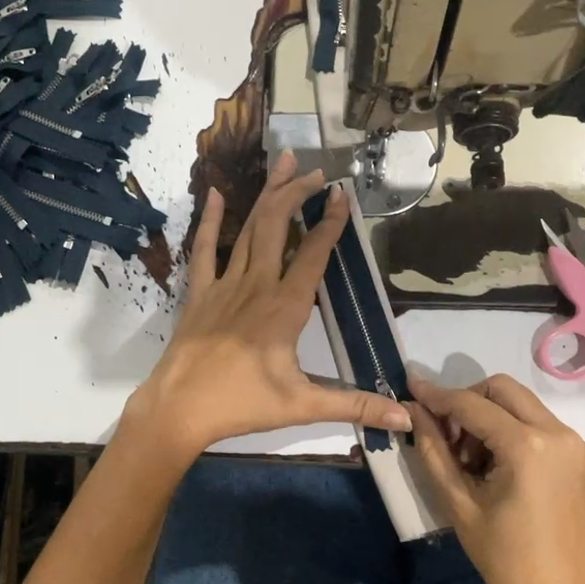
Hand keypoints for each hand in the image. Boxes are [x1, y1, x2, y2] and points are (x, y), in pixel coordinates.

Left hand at [123, 152, 412, 458]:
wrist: (178, 409)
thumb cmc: (241, 406)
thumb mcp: (303, 407)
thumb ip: (356, 406)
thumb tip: (406, 417)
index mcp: (284, 308)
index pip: (314, 255)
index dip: (331, 223)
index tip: (344, 195)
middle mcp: (255, 286)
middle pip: (278, 227)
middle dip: (297, 194)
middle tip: (316, 173)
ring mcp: (223, 286)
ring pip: (248, 230)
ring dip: (267, 196)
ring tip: (284, 165)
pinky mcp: (198, 294)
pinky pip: (204, 250)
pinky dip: (211, 220)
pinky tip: (217, 194)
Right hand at [409, 374, 584, 583]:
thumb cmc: (506, 557)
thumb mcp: (459, 504)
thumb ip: (434, 451)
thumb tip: (414, 411)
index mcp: (527, 446)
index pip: (472, 404)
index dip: (437, 396)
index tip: (410, 389)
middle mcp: (557, 433)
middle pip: (501, 388)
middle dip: (467, 400)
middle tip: (445, 434)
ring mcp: (574, 442)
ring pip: (520, 403)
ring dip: (488, 416)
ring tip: (469, 459)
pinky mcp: (580, 454)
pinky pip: (537, 423)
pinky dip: (510, 429)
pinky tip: (495, 465)